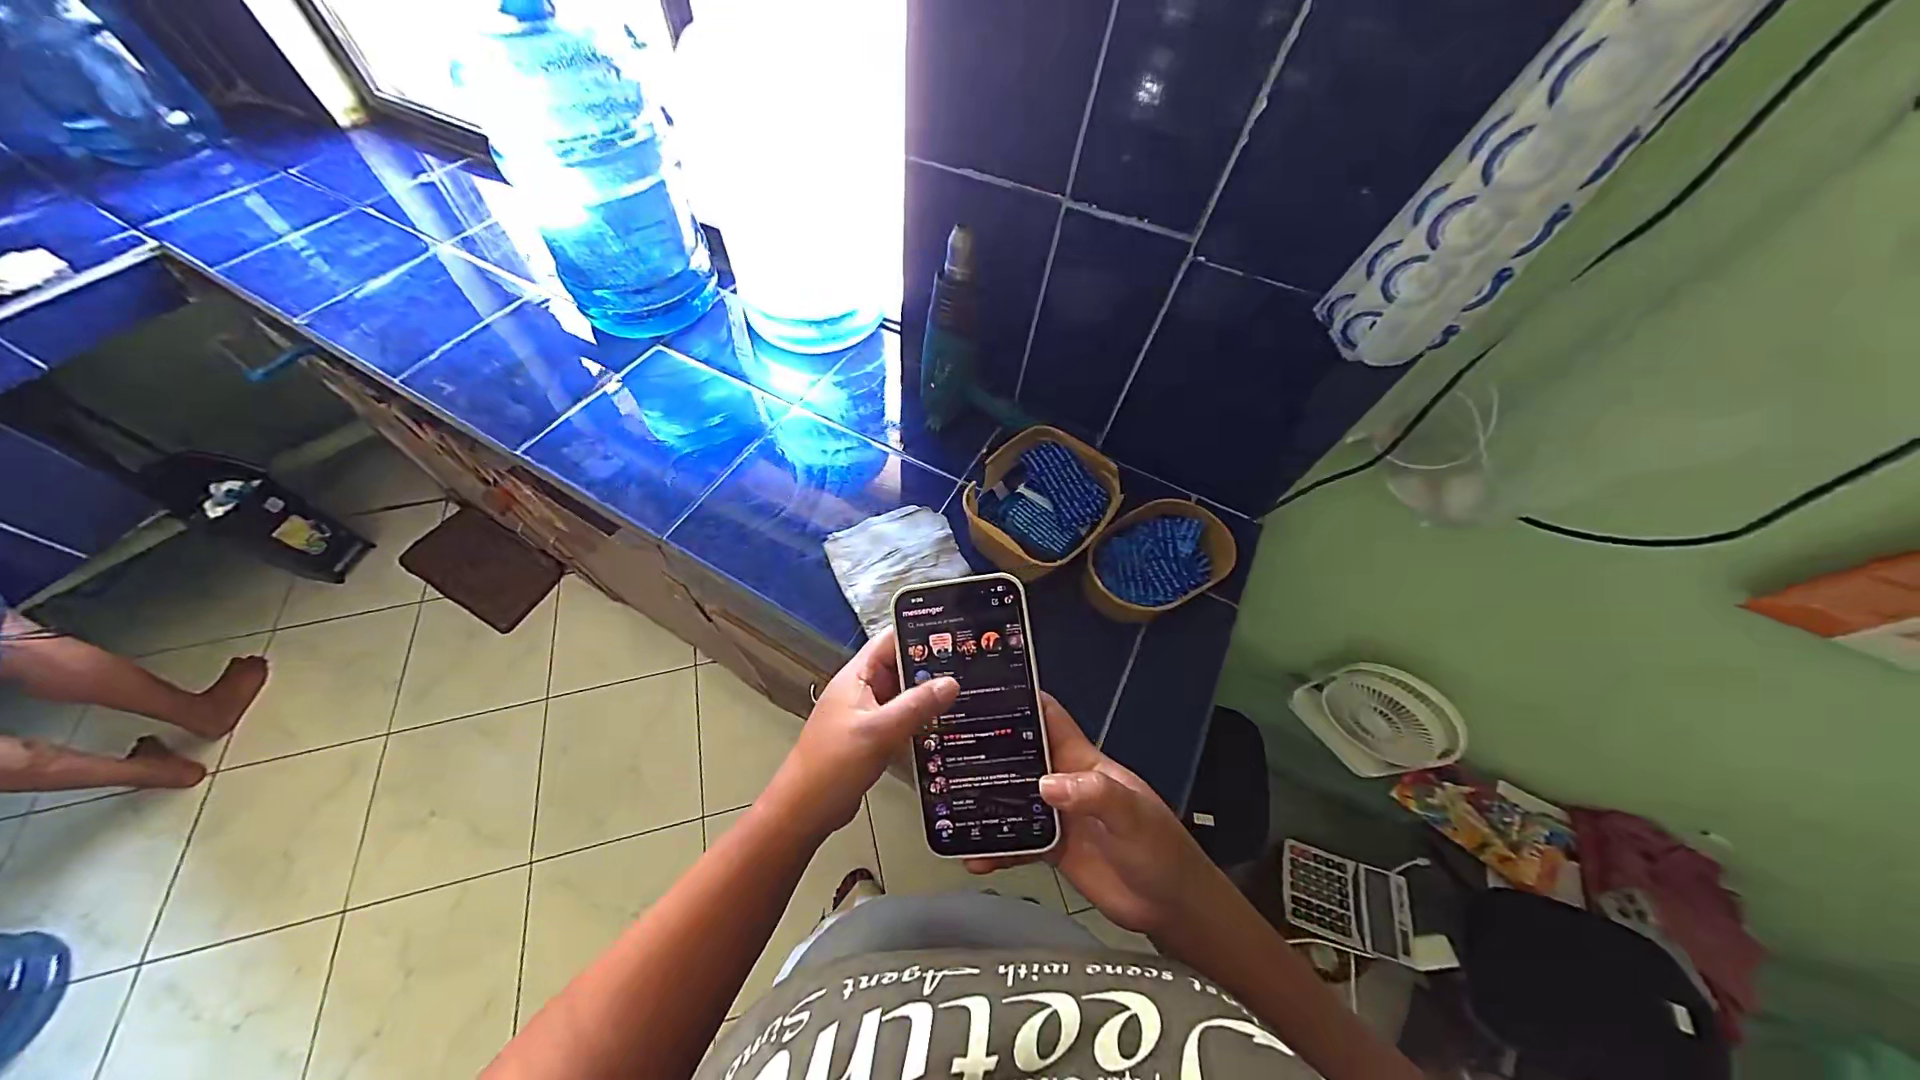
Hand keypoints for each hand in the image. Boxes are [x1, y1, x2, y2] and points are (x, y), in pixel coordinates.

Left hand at [764, 628, 957, 841]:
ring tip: (965, 691)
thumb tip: (950, 683)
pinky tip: (943, 724)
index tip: (952, 632)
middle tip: (968, 663)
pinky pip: (901, 718)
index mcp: (856, 677)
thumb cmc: (831, 766)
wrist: (805, 811)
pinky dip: (920, 718)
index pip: (890, 640)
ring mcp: (866, 714)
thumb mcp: (878, 731)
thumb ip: (916, 706)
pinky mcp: (872, 737)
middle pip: (900, 666)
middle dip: (931, 665)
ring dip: (927, 694)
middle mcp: (861, 690)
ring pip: (903, 694)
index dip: (919, 633)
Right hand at [965, 693, 1224, 936]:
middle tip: (943, 747)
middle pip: (1019, 756)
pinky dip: (994, 848)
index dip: (1021, 699)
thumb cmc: (1161, 849)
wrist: (1172, 906)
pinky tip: (972, 857)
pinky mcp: (1052, 849)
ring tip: (946, 803)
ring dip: (983, 801)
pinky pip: (1016, 843)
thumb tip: (1044, 784)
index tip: (982, 690)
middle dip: (987, 749)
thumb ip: (1095, 795)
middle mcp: (1064, 782)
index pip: (1049, 718)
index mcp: (1083, 761)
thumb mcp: (1133, 816)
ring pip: (1011, 799)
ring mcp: (1056, 815)